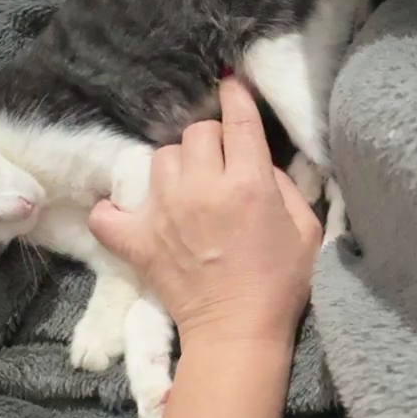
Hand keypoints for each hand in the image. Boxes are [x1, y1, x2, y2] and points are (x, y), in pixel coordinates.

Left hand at [90, 78, 322, 350]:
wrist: (239, 331)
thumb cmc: (283, 282)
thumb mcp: (307, 230)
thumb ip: (288, 186)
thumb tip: (263, 164)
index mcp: (248, 183)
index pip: (238, 120)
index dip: (236, 97)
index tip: (231, 86)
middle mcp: (202, 187)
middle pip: (196, 134)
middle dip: (211, 141)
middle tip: (222, 165)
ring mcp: (163, 211)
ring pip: (160, 158)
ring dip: (176, 167)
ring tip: (187, 191)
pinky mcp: (137, 239)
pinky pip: (109, 209)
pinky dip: (117, 209)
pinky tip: (132, 214)